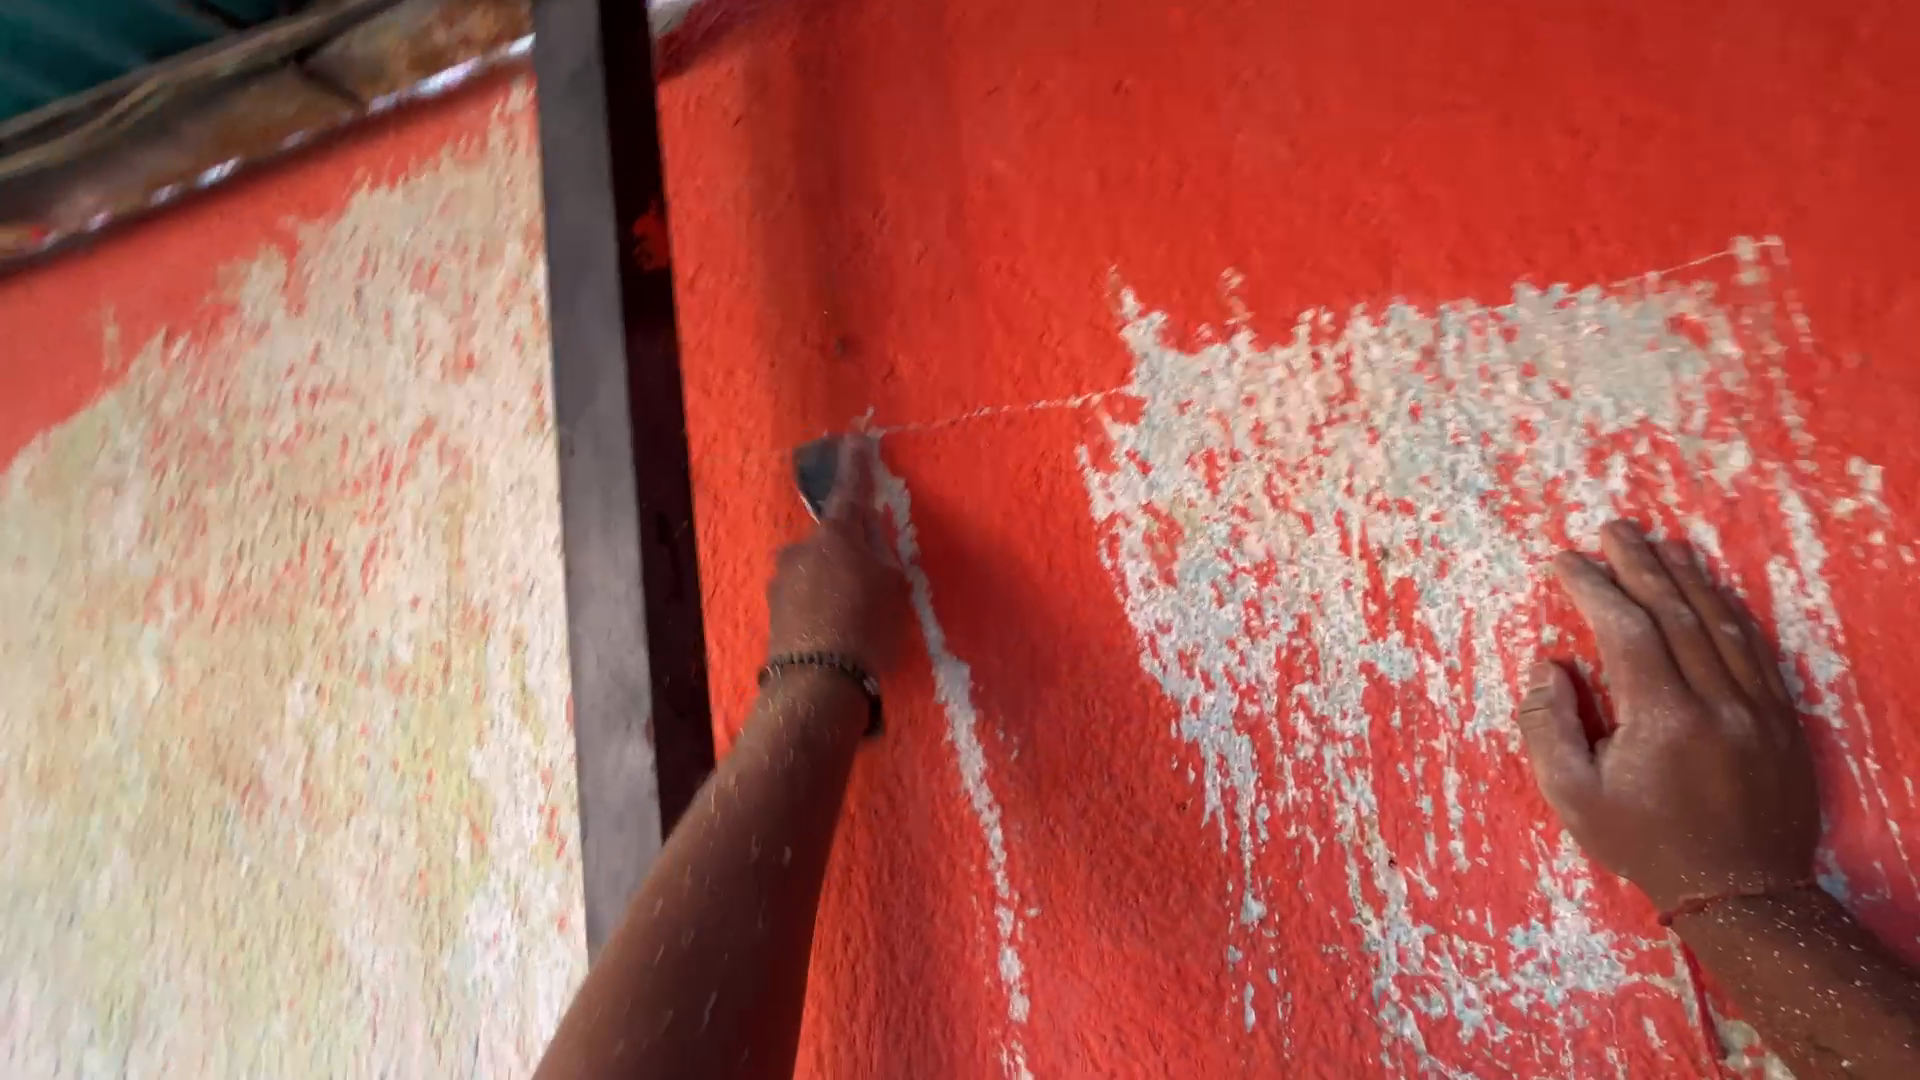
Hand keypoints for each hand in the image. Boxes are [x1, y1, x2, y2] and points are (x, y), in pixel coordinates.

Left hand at [765, 437, 906, 676]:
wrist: (818, 682)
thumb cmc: (867, 627)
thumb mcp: (892, 585)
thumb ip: (880, 551)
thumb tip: (869, 532)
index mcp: (836, 535)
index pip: (850, 489)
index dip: (856, 464)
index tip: (855, 438)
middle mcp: (801, 548)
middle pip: (831, 537)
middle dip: (849, 548)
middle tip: (872, 576)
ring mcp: (782, 578)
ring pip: (815, 566)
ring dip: (832, 577)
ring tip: (853, 612)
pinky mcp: (773, 608)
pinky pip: (804, 592)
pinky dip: (820, 600)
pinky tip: (834, 627)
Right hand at [1517, 520, 1820, 912]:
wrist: (1743, 893)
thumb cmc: (1640, 841)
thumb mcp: (1569, 792)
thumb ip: (1546, 722)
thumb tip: (1550, 664)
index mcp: (1664, 720)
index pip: (1625, 631)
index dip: (1592, 587)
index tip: (1563, 561)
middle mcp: (1719, 704)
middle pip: (1676, 615)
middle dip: (1640, 566)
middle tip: (1612, 528)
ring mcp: (1759, 710)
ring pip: (1721, 625)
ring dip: (1687, 578)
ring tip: (1660, 543)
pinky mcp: (1781, 721)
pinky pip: (1755, 651)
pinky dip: (1728, 611)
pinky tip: (1710, 590)